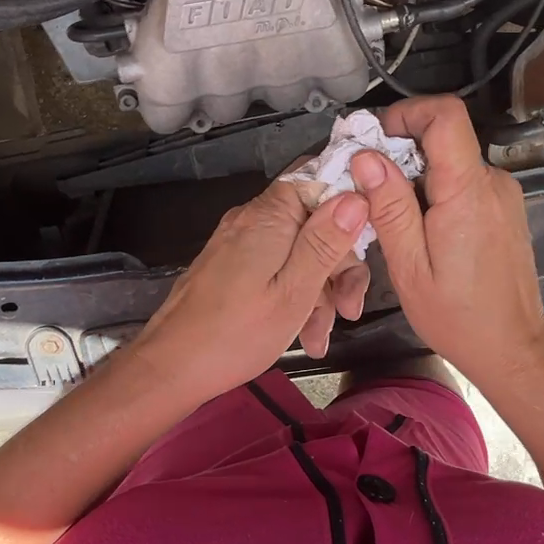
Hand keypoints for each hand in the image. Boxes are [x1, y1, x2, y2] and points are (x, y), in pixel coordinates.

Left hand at [128, 181, 369, 403]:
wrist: (171, 367)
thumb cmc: (236, 334)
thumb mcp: (294, 292)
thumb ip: (325, 242)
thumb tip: (356, 195)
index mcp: (270, 216)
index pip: (317, 176)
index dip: (350, 199)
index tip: (372, 235)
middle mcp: (253, 220)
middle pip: (314, 222)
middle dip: (339, 266)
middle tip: (349, 312)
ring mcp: (240, 244)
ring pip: (298, 252)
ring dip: (318, 293)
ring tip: (320, 339)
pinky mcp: (232, 267)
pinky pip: (276, 269)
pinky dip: (294, 297)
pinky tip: (303, 335)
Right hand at [350, 97, 543, 385]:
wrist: (512, 346)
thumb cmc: (459, 317)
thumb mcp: (409, 268)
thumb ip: (389, 208)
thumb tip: (366, 158)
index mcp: (468, 193)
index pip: (445, 115)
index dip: (407, 114)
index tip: (377, 140)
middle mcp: (492, 183)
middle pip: (443, 139)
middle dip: (401, 156)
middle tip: (371, 193)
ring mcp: (502, 194)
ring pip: (450, 163)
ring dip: (416, 180)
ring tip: (396, 223)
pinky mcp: (503, 208)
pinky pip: (463, 184)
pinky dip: (436, 195)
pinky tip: (423, 233)